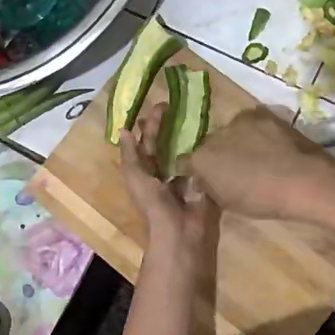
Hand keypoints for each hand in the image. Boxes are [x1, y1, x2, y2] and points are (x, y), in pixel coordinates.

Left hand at [121, 104, 215, 254]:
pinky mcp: (202, 183)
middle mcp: (163, 174)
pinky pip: (201, 162)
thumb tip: (125, 129)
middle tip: (173, 104)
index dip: (149, 126)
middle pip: (163, 145)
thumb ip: (130, 155)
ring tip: (190, 113)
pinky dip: (203, 149)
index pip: (145, 145)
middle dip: (165, 126)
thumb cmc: (153, 203)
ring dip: (185, 135)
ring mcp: (183, 178)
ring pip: (181, 151)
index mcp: (144, 173)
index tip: (160, 106)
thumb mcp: (135, 177)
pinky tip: (209, 132)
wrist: (181, 229)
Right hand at [189, 108, 334, 221]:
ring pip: (233, 132)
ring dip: (239, 142)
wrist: (307, 182)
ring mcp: (242, 120)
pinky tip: (272, 150)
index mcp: (202, 157)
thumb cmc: (263, 200)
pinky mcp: (265, 114)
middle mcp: (216, 133)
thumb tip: (203, 178)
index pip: (188, 160)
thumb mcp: (228, 202)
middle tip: (235, 170)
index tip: (211, 180)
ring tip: (258, 160)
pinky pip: (254, 126)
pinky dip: (258, 136)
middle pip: (211, 142)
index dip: (199, 170)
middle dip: (219, 154)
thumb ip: (209, 186)